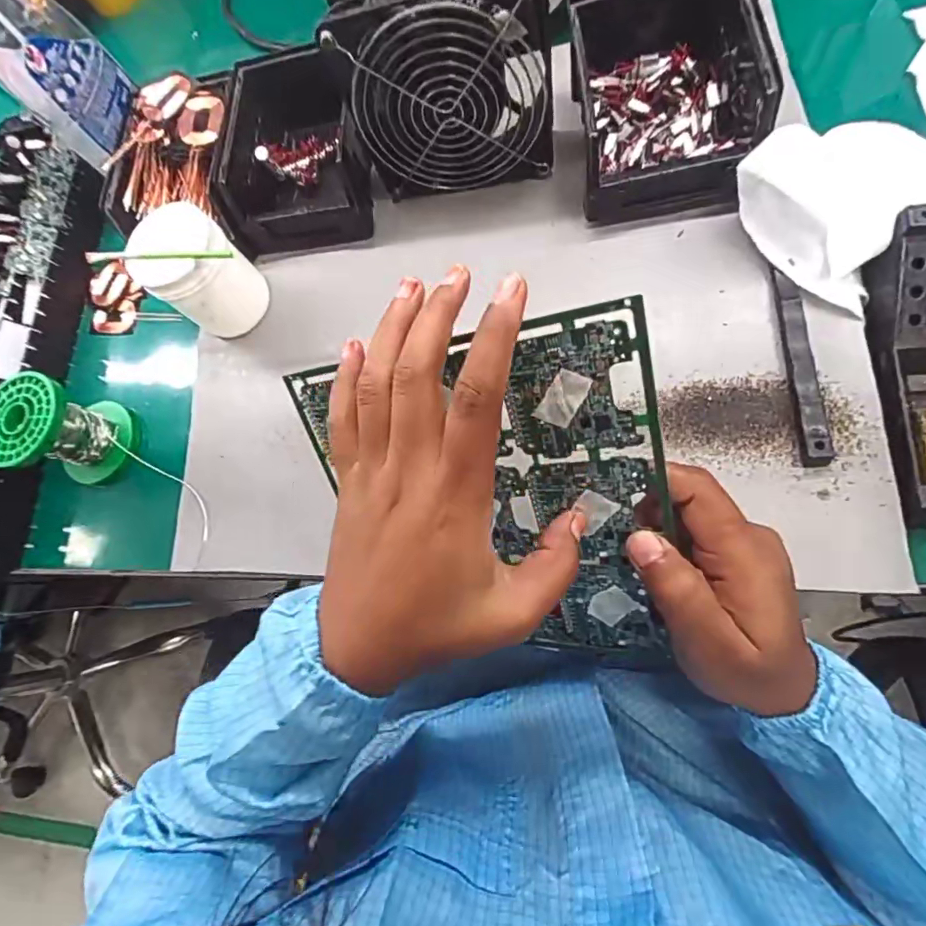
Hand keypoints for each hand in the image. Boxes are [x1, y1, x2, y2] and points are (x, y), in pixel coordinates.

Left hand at [318, 267, 584, 694]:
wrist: (357, 650)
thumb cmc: (435, 630)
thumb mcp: (513, 614)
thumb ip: (556, 567)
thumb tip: (584, 519)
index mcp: (456, 492)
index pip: (477, 397)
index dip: (493, 338)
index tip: (510, 294)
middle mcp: (410, 468)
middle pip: (418, 373)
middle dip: (439, 316)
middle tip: (460, 275)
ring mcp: (371, 471)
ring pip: (376, 386)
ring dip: (391, 331)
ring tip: (412, 288)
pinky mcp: (347, 481)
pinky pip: (341, 420)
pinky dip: (345, 379)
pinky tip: (353, 345)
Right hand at [626, 464, 816, 716]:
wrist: (787, 695)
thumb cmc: (748, 672)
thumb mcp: (706, 639)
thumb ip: (676, 587)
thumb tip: (640, 537)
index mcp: (742, 550)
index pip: (697, 489)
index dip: (654, 479)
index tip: (613, 486)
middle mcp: (748, 537)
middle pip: (690, 497)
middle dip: (647, 510)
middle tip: (616, 540)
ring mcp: (745, 544)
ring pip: (689, 514)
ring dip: (655, 528)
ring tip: (635, 563)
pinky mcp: (737, 555)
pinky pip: (696, 532)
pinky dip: (668, 542)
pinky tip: (656, 571)